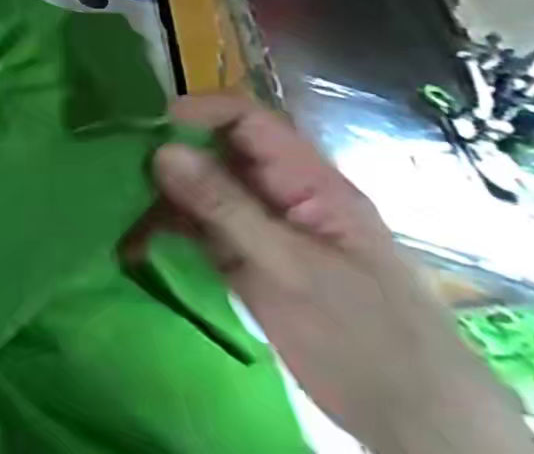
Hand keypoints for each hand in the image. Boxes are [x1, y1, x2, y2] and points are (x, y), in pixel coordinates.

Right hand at [140, 95, 533, 453]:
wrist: (418, 428)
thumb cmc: (367, 338)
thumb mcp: (292, 269)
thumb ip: (226, 207)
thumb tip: (163, 150)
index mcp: (307, 181)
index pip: (247, 120)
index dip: (198, 112)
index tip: (145, 127)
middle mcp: (280, 194)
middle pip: (216, 152)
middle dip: (167, 155)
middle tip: (115, 170)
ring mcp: (262, 229)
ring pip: (202, 192)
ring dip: (159, 197)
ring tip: (116, 211)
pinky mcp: (248, 262)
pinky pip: (200, 231)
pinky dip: (166, 232)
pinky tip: (133, 243)